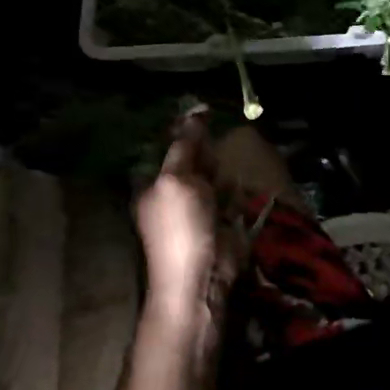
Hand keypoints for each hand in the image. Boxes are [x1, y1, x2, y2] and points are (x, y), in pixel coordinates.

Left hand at [135, 111, 241, 327]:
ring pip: (216, 175)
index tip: (206, 111)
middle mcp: (174, 192)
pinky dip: (234, 196)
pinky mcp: (221, 221)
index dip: (187, 129)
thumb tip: (193, 114)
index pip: (171, 146)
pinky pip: (231, 196)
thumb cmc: (179, 226)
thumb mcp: (175, 180)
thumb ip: (184, 147)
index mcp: (155, 183)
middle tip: (210, 162)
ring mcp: (199, 208)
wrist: (199, 278)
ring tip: (220, 192)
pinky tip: (232, 204)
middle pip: (197, 158)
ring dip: (222, 177)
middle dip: (208, 156)